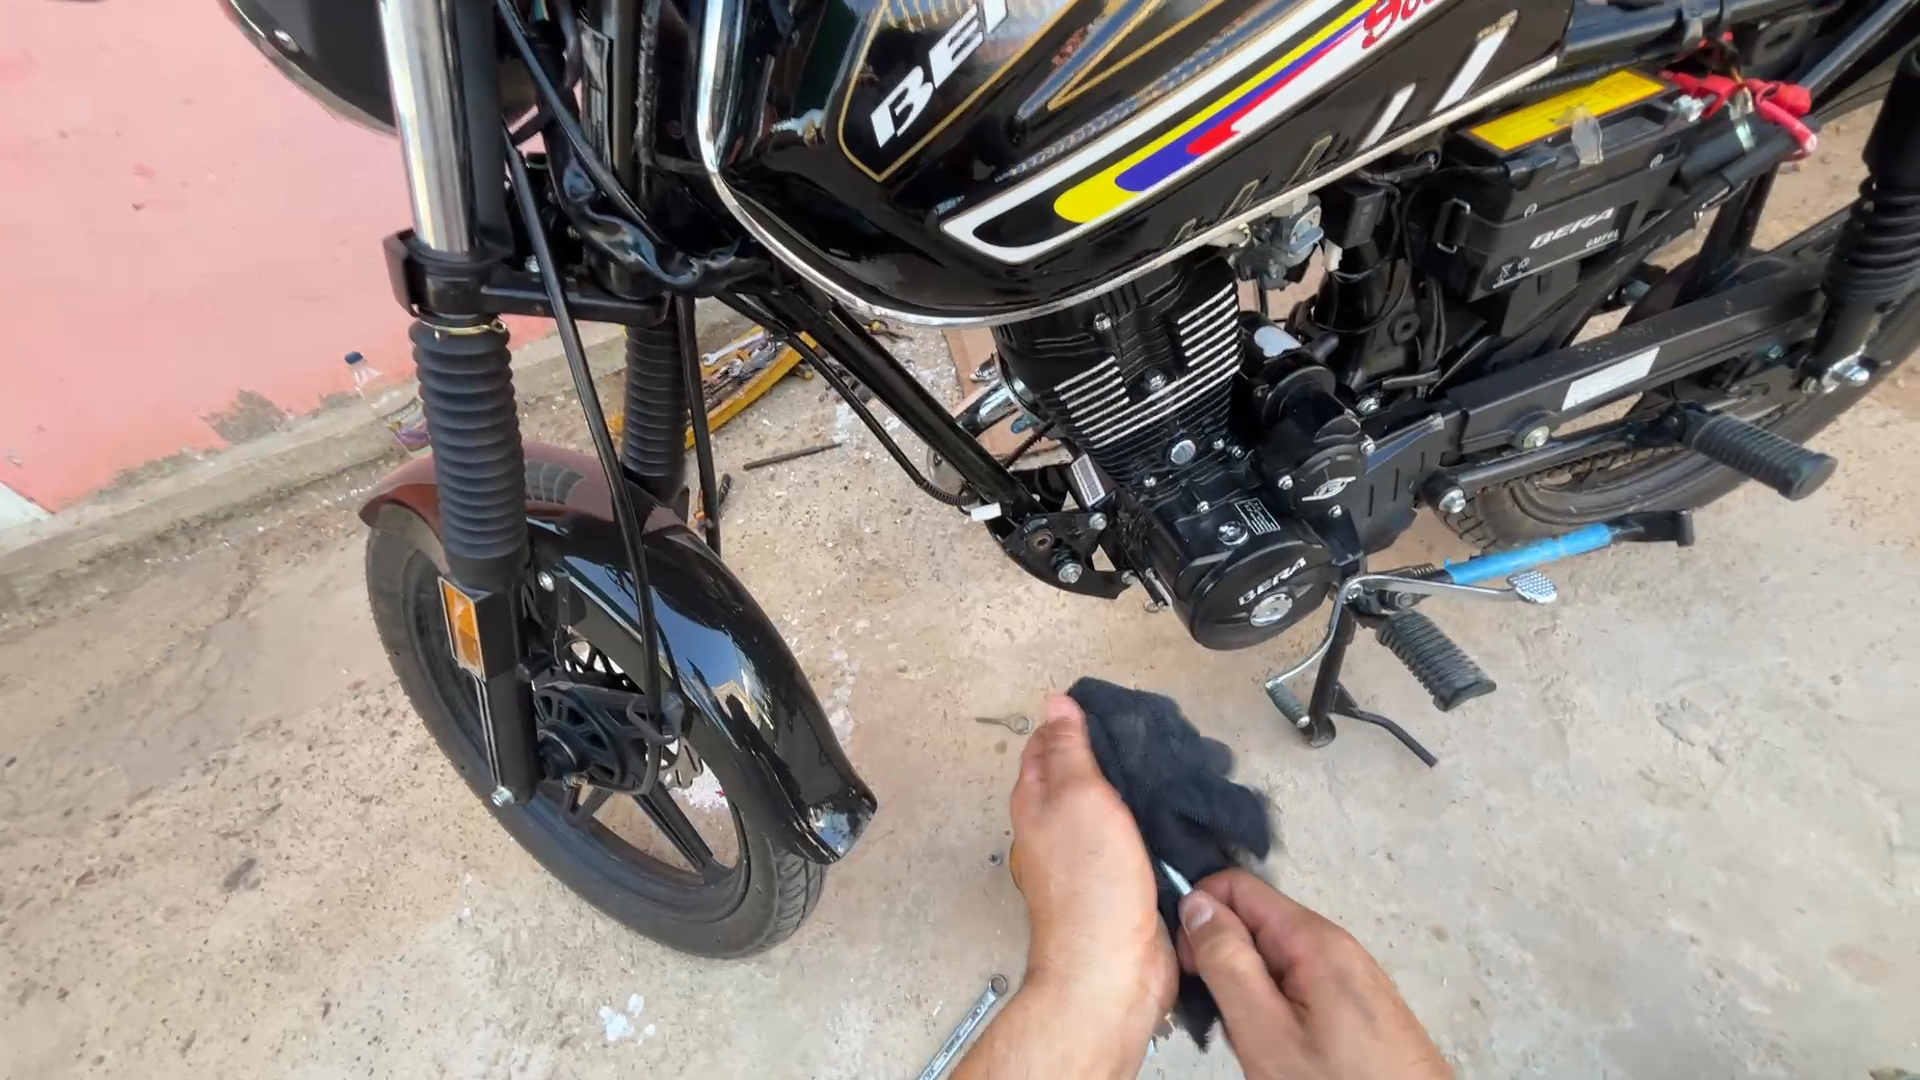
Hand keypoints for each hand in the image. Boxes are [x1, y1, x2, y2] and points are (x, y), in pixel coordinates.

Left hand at [1008, 694, 1176, 1045]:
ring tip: (1164, 760)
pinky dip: (1145, 816)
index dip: (1072, 720)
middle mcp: (1054, 822)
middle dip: (1105, 750)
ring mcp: (1085, 853)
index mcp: (1035, 798)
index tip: (1110, 705)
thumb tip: (1054, 700)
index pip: (1047, 743)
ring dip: (1129, 784)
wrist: (1112, 964)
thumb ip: (1069, 747)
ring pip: (1106, 803)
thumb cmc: (1090, 876)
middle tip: (1147, 730)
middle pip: (1077, 772)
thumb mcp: (1078, 794)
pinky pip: (1129, 834)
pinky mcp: (1116, 876)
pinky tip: (1170, 805)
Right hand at [1176, 869, 1451, 1079]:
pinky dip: (1274, 1006)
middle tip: (1217, 1011)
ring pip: (1273, 956)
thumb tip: (1195, 901)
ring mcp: (1351, 978)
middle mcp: (1336, 945)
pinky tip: (1277, 1048)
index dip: (1201, 914)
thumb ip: (1226, 960)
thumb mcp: (1266, 1032)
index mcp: (1314, 938)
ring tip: (1247, 1038)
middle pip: (1255, 920)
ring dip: (1247, 986)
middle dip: (1224, 955)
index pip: (1236, 885)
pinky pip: (1298, 984)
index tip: (1189, 964)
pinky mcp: (1359, 1009)